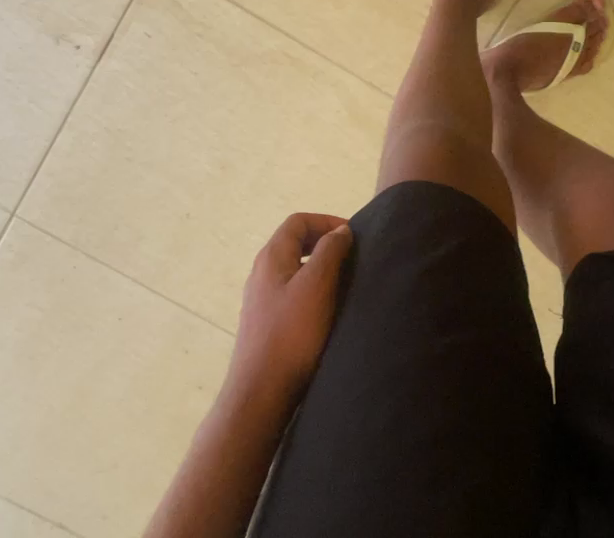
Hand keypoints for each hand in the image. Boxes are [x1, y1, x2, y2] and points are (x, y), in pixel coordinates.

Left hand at [228, 213, 352, 401]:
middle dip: (324, 242)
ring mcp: (261, 299)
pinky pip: (291, 293)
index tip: (352, 236)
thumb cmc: (292, 333)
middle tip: (351, 255)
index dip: (326, 221)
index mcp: (271, 257)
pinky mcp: (266, 323)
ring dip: (319, 267)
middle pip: (294, 242)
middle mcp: (262, 273)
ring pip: (293, 269)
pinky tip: (327, 310)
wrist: (261, 392)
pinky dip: (311, 290)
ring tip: (344, 281)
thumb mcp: (317, 285)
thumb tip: (340, 230)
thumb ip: (330, 251)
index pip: (298, 221)